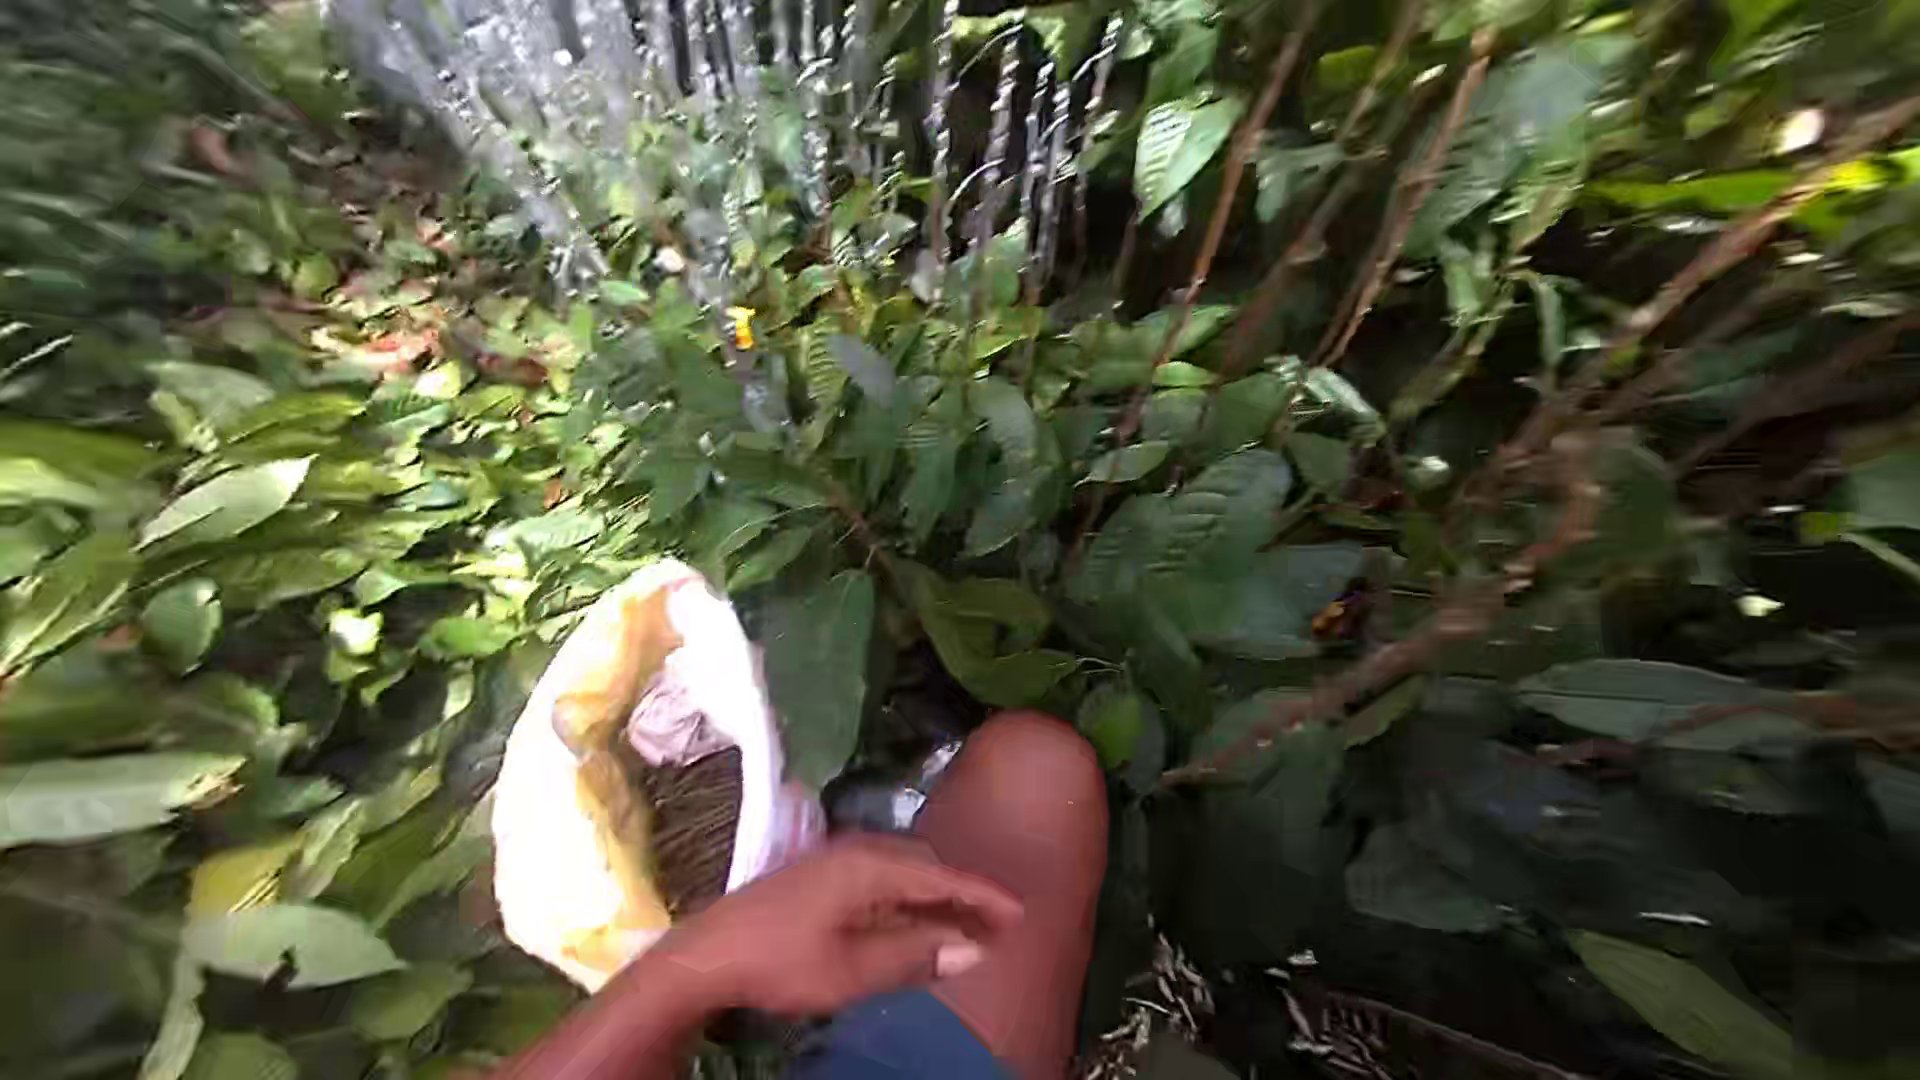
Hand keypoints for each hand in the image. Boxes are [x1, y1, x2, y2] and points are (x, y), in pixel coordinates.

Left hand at [653, 835, 1022, 1015]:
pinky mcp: (830, 871)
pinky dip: (912, 897)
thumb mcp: (851, 969)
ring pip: (908, 870)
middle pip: (929, 866)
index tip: (1020, 910)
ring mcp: (843, 857)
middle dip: (965, 895)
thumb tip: (972, 948)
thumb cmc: (782, 960)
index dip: (984, 894)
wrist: (711, 950)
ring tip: (967, 925)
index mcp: (871, 865)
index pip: (943, 876)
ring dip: (939, 896)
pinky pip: (887, 877)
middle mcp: (863, 849)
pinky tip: (918, 919)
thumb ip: (913, 954)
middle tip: (997, 927)